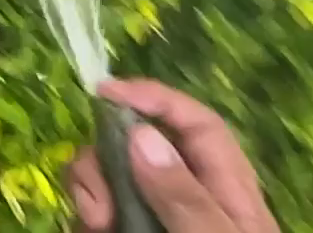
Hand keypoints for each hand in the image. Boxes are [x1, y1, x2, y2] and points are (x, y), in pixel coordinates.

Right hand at [64, 80, 278, 232]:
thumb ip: (187, 202)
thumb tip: (141, 134)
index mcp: (230, 199)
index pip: (198, 126)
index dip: (156, 98)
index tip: (104, 94)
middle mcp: (187, 200)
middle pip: (134, 144)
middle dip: (102, 158)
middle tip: (96, 203)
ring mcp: (154, 220)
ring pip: (105, 174)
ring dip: (87, 191)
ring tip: (92, 229)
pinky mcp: (124, 231)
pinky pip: (92, 209)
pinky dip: (82, 217)